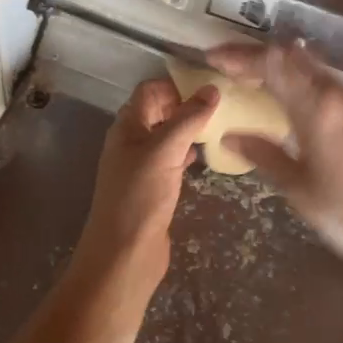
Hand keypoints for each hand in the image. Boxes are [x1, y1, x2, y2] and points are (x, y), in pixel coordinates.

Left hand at [74, 78, 217, 285]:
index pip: (149, 90)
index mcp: (126, 126)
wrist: (124, 257)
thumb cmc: (139, 197)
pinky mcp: (153, 188)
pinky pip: (171, 160)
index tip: (206, 88)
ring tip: (218, 126)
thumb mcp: (165, 151)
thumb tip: (212, 89)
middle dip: (184, 105)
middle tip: (218, 106)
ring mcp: (141, 166)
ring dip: (188, 129)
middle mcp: (131, 142)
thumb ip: (188, 119)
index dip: (174, 85)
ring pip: (166, 136)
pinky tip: (205, 156)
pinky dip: (187, 153)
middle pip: (158, 111)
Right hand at [206, 43, 342, 273]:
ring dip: (280, 67)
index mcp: (317, 108)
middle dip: (255, 57)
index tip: (212, 58)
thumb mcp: (303, 192)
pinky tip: (292, 103)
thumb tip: (229, 136)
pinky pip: (327, 82)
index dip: (239, 56)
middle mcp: (338, 93)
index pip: (270, 64)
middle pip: (291, 56)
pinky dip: (301, 81)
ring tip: (253, 84)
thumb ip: (265, 156)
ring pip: (311, 67)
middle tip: (227, 69)